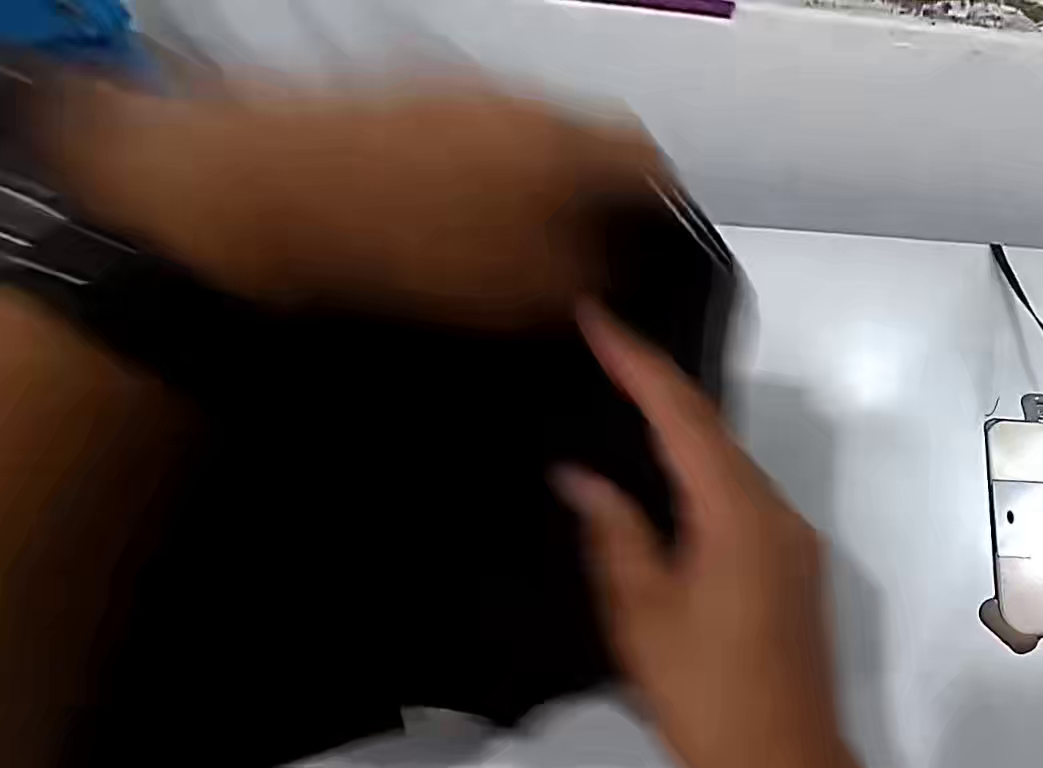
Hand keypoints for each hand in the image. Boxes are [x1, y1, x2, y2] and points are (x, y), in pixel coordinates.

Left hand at [45, 78, 664, 326]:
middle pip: (591, 140)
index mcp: (564, 144)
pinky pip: (477, 131)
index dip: (667, 197)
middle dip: (605, 190)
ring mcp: (451, 88)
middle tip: (600, 243)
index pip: (649, 156)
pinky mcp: (397, 94)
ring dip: (547, 179)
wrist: (262, 200)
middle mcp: (516, 100)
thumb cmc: (426, 254)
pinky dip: (492, 170)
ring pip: (533, 134)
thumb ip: (605, 277)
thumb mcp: (547, 291)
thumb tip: (625, 267)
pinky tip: (469, 213)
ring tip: (531, 233)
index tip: (664, 233)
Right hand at [557, 303, 866, 767]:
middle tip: (606, 362)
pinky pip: (752, 506)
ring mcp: (800, 543)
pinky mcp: (803, 569)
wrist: (787, 764)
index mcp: (742, 518)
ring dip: (689, 442)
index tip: (600, 320)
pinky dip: (712, 484)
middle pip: (720, 440)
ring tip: (626, 411)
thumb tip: (585, 477)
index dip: (643, 365)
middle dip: (665, 398)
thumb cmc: (707, 700)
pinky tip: (673, 486)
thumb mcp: (642, 617)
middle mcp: (782, 517)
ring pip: (738, 473)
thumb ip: (617, 535)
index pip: (688, 420)